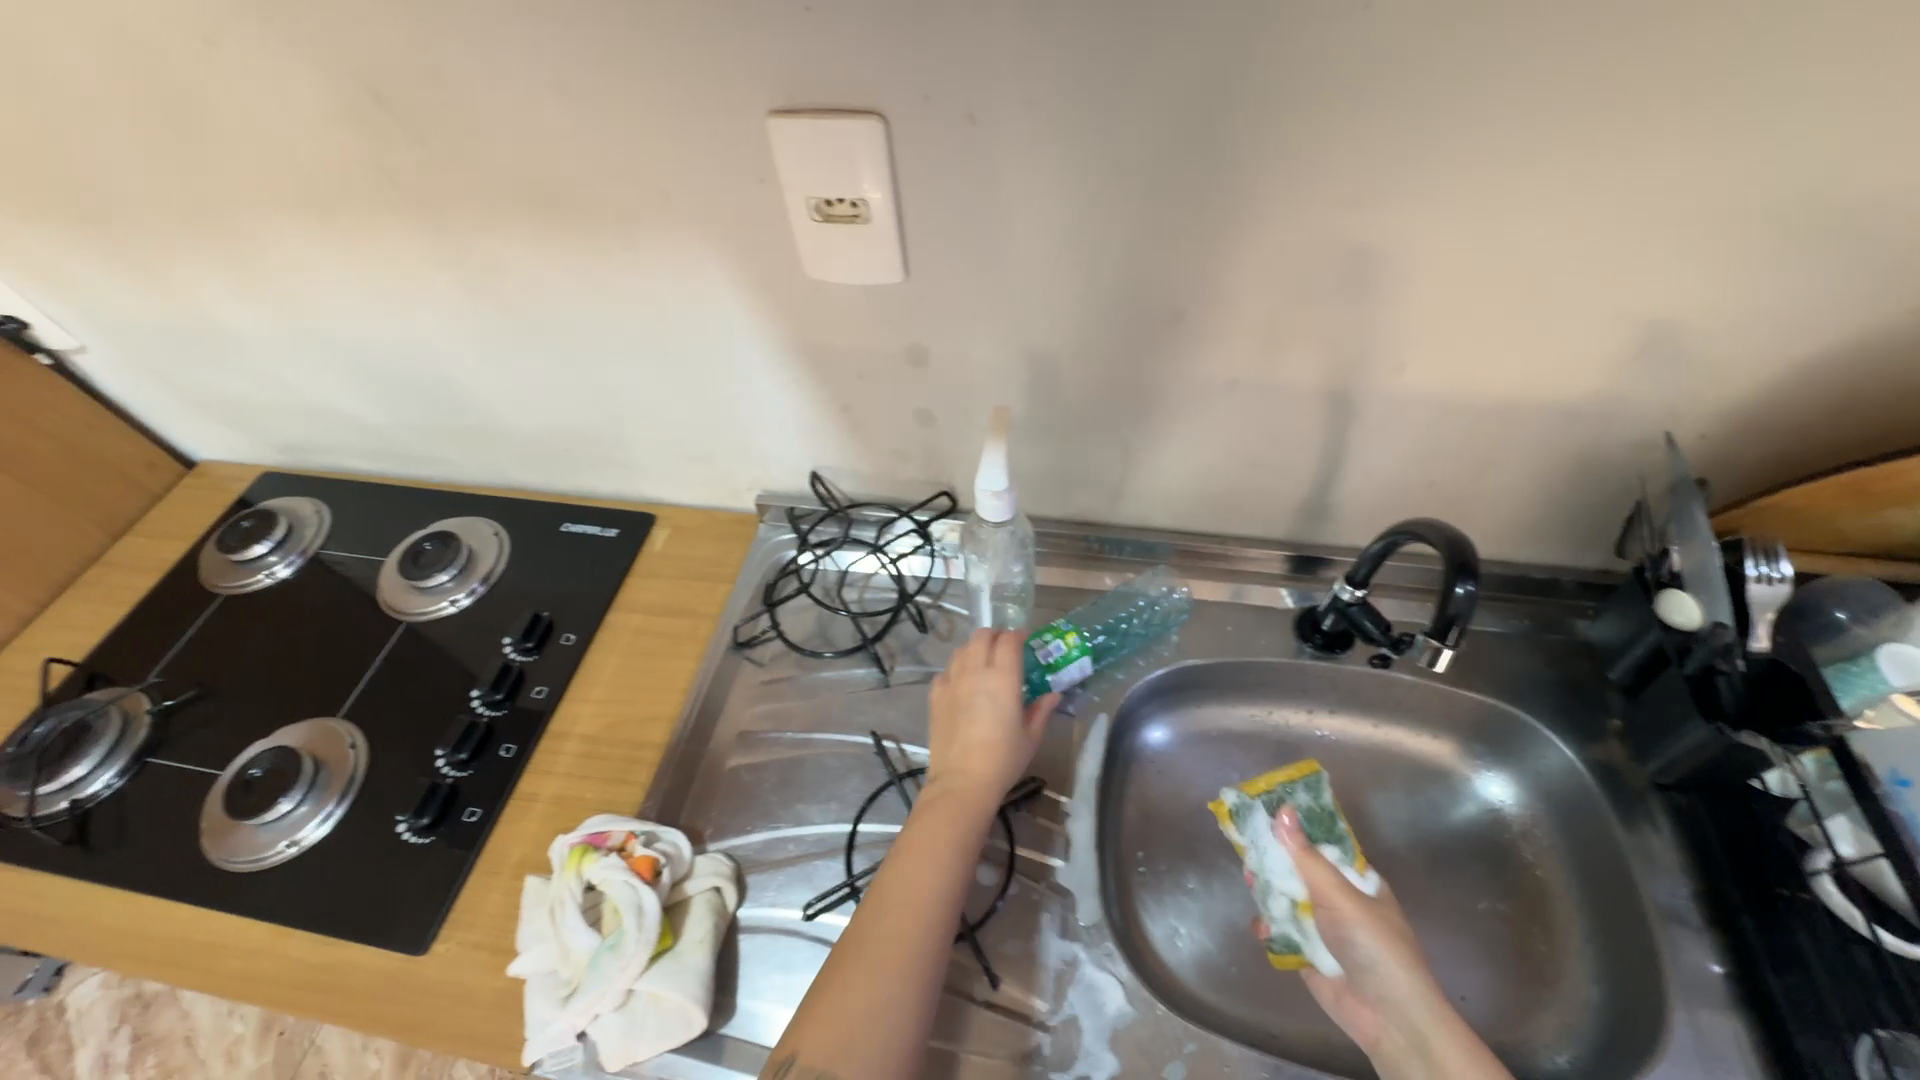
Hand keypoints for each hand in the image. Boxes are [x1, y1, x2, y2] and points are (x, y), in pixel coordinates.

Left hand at [924, 629, 1059, 809]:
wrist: (962, 781)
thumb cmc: (1003, 760)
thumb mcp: (1030, 736)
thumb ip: (1041, 710)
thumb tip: (1053, 694)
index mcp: (1003, 678)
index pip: (1009, 640)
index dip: (1018, 636)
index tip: (1024, 641)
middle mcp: (975, 672)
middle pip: (982, 636)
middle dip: (995, 635)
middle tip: (1005, 647)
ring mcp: (951, 682)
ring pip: (961, 649)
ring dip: (975, 648)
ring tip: (984, 662)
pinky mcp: (935, 695)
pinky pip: (945, 671)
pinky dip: (956, 669)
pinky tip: (962, 683)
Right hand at [1261, 807, 1513, 1079]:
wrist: (1387, 1015)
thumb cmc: (1373, 945)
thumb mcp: (1339, 894)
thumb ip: (1306, 856)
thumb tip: (1283, 810)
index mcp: (1358, 881)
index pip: (1322, 847)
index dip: (1295, 833)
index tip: (1264, 818)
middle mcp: (1340, 901)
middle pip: (1300, 873)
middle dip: (1274, 865)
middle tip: (1250, 855)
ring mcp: (1324, 929)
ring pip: (1287, 901)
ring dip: (1268, 895)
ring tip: (1251, 886)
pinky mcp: (1309, 955)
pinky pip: (1282, 933)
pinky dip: (1269, 929)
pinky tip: (1263, 930)